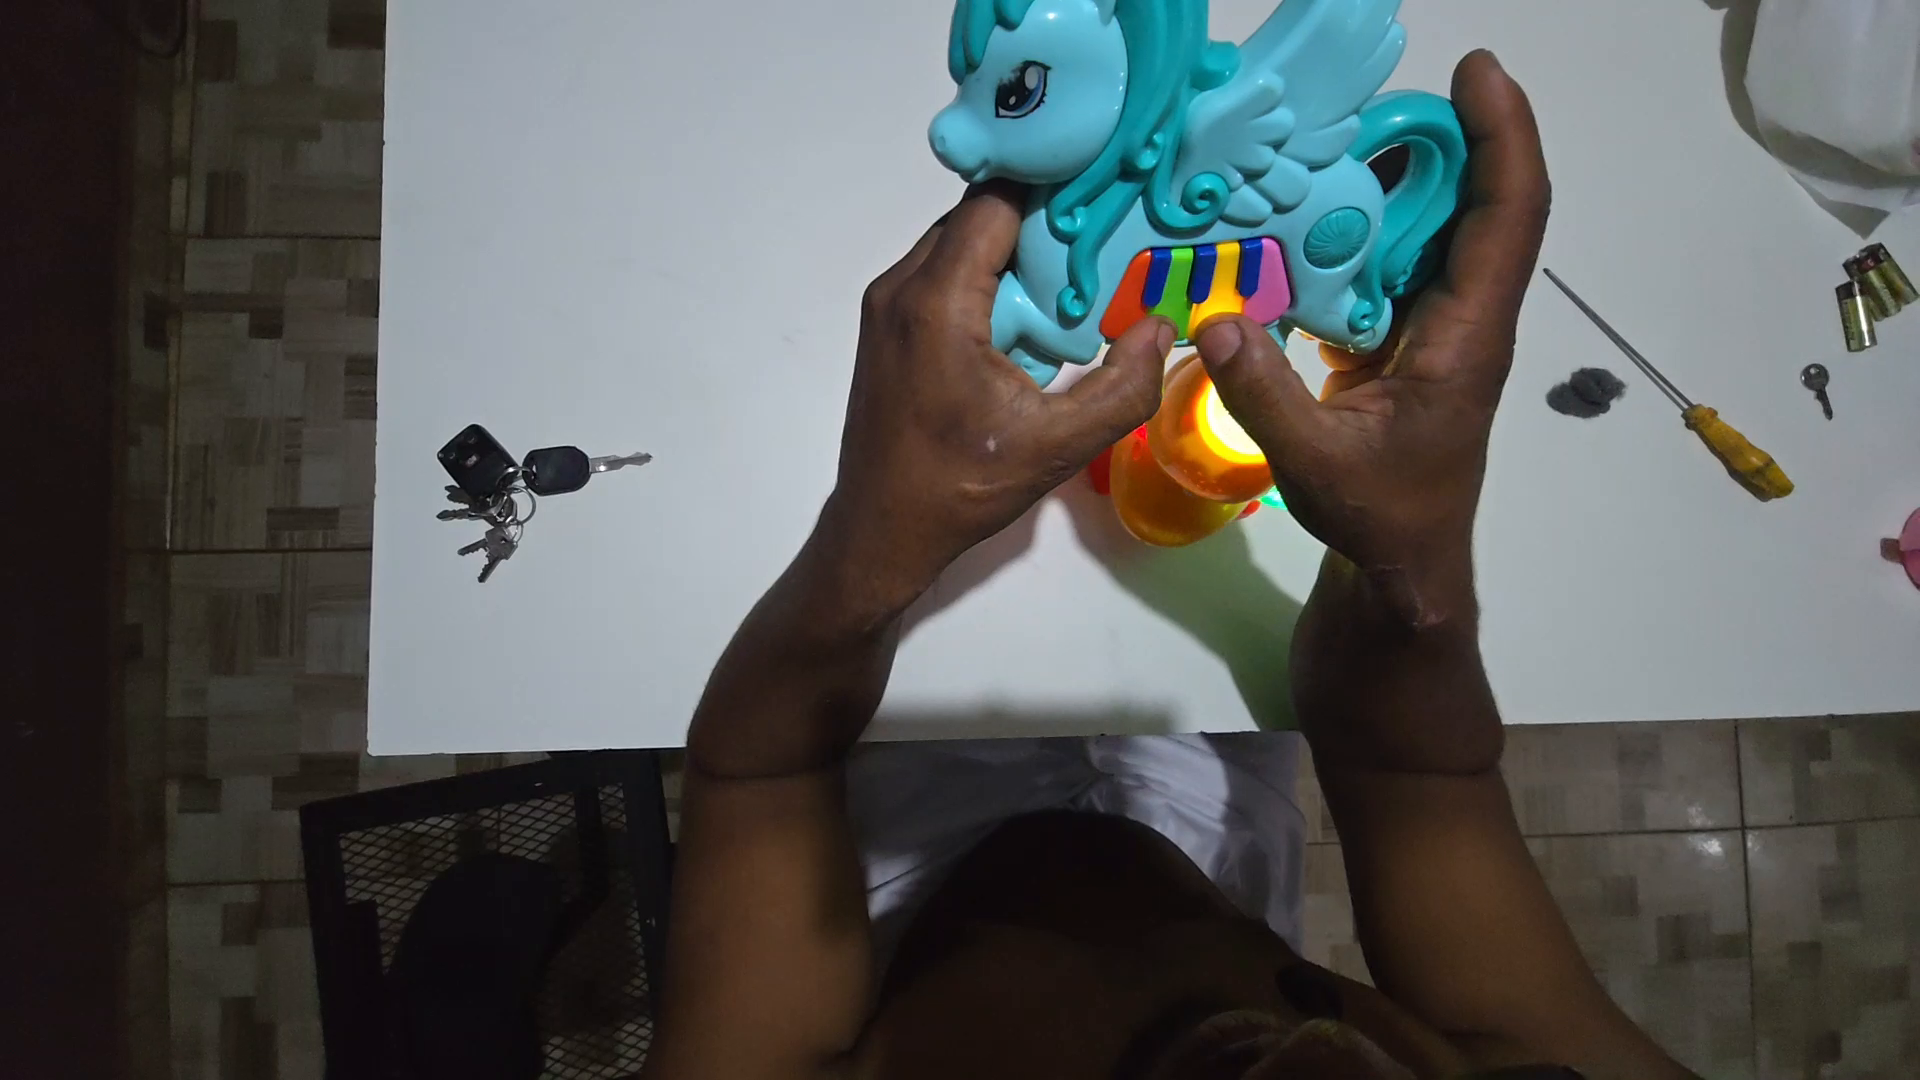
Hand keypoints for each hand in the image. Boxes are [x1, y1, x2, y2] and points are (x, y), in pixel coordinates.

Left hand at [816, 183, 1171, 612]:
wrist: (882, 529)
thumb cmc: (961, 488)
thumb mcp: (1057, 447)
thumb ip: (1122, 388)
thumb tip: (1160, 328)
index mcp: (936, 302)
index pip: (997, 201)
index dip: (1053, 189)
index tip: (1105, 198)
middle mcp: (899, 289)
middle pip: (976, 218)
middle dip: (1037, 225)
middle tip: (1096, 249)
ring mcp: (884, 309)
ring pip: (956, 248)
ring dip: (1009, 258)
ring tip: (1064, 289)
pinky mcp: (883, 331)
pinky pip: (939, 280)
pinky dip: (982, 284)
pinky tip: (1019, 324)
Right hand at [1193, 51, 1548, 623]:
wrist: (1402, 559)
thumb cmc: (1378, 514)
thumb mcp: (1312, 460)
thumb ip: (1262, 392)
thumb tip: (1213, 317)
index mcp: (1465, 338)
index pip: (1506, 214)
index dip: (1501, 134)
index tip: (1472, 72)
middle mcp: (1461, 323)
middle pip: (1469, 211)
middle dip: (1428, 149)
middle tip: (1356, 119)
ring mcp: (1431, 337)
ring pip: (1424, 244)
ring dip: (1385, 198)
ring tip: (1320, 169)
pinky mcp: (1399, 353)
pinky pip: (1383, 282)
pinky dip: (1350, 253)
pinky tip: (1297, 249)